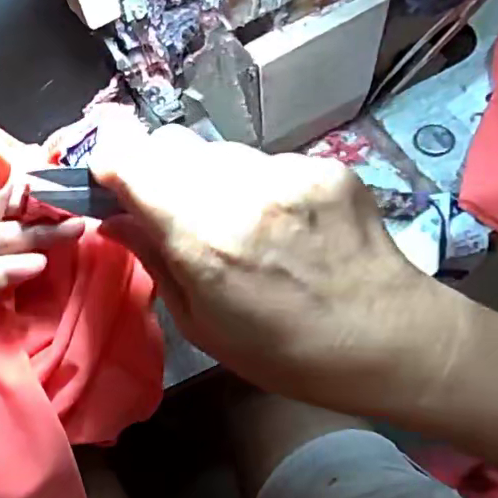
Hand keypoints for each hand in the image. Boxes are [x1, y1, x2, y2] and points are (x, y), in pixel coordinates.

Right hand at [90, 126, 468, 417]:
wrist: (390, 339)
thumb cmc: (286, 353)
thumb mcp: (203, 324)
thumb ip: (154, 260)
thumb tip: (112, 219)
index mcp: (206, 239)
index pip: (132, 162)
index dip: (109, 165)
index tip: (106, 182)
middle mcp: (244, 191)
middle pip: (168, 144)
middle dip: (153, 170)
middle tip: (163, 207)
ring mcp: (289, 171)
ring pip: (216, 149)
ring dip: (202, 175)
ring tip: (227, 219)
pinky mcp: (324, 165)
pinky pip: (263, 159)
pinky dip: (251, 182)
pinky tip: (275, 220)